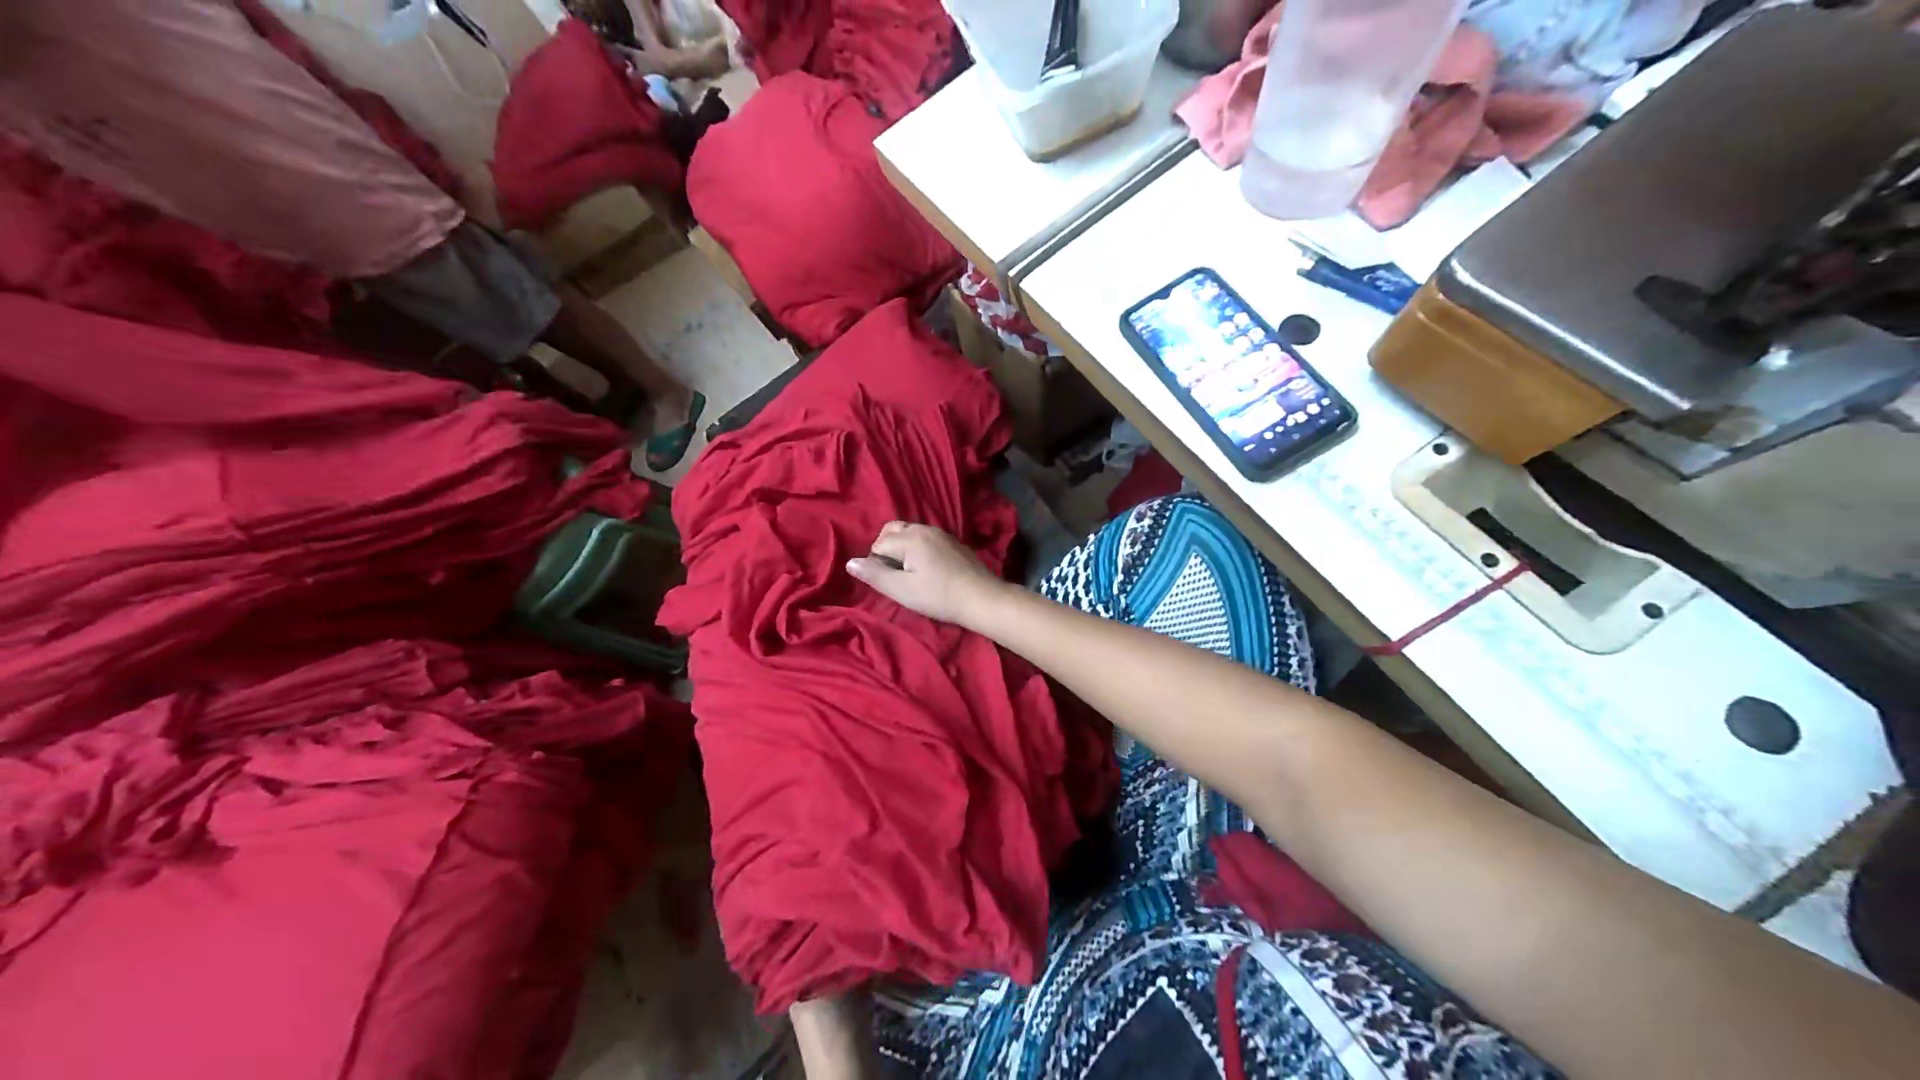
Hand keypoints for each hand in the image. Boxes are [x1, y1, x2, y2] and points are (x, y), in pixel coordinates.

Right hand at [845, 521, 1010, 628]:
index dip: (877, 563)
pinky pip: (925, 538)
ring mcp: (941, 533)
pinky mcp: (953, 542)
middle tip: (894, 574)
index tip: (889, 582)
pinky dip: (918, 548)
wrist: (981, 598)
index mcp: (909, 538)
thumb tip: (850, 562)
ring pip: (910, 532)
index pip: (879, 544)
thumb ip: (875, 574)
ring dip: (902, 547)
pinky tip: (927, 569)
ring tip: (908, 573)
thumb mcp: (902, 590)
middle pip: (892, 530)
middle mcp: (924, 528)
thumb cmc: (938, 596)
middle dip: (886, 548)